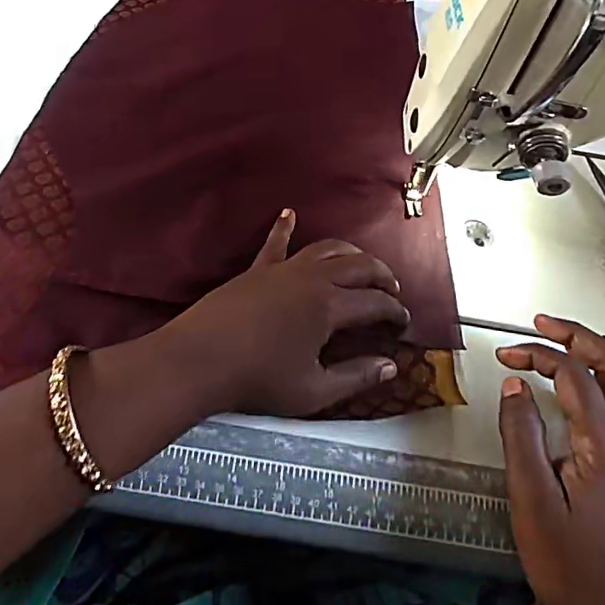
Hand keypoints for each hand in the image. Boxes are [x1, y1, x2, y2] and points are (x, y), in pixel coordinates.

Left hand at [159, 209, 409, 416]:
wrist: (201, 358)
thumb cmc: (258, 379)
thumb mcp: (314, 391)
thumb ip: (356, 377)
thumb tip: (391, 366)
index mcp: (329, 307)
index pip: (374, 302)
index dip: (394, 311)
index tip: (403, 321)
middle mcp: (312, 278)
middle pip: (357, 266)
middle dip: (381, 275)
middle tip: (392, 289)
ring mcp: (283, 269)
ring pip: (325, 248)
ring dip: (350, 252)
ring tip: (362, 261)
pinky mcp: (257, 269)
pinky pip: (276, 242)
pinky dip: (285, 227)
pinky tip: (289, 213)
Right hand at [497, 315, 604, 604]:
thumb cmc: (573, 570)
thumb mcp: (532, 499)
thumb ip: (521, 435)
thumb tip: (516, 387)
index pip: (575, 377)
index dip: (538, 354)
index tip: (509, 354)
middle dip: (580, 337)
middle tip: (547, 322)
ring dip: (598, 356)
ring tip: (567, 341)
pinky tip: (587, 389)